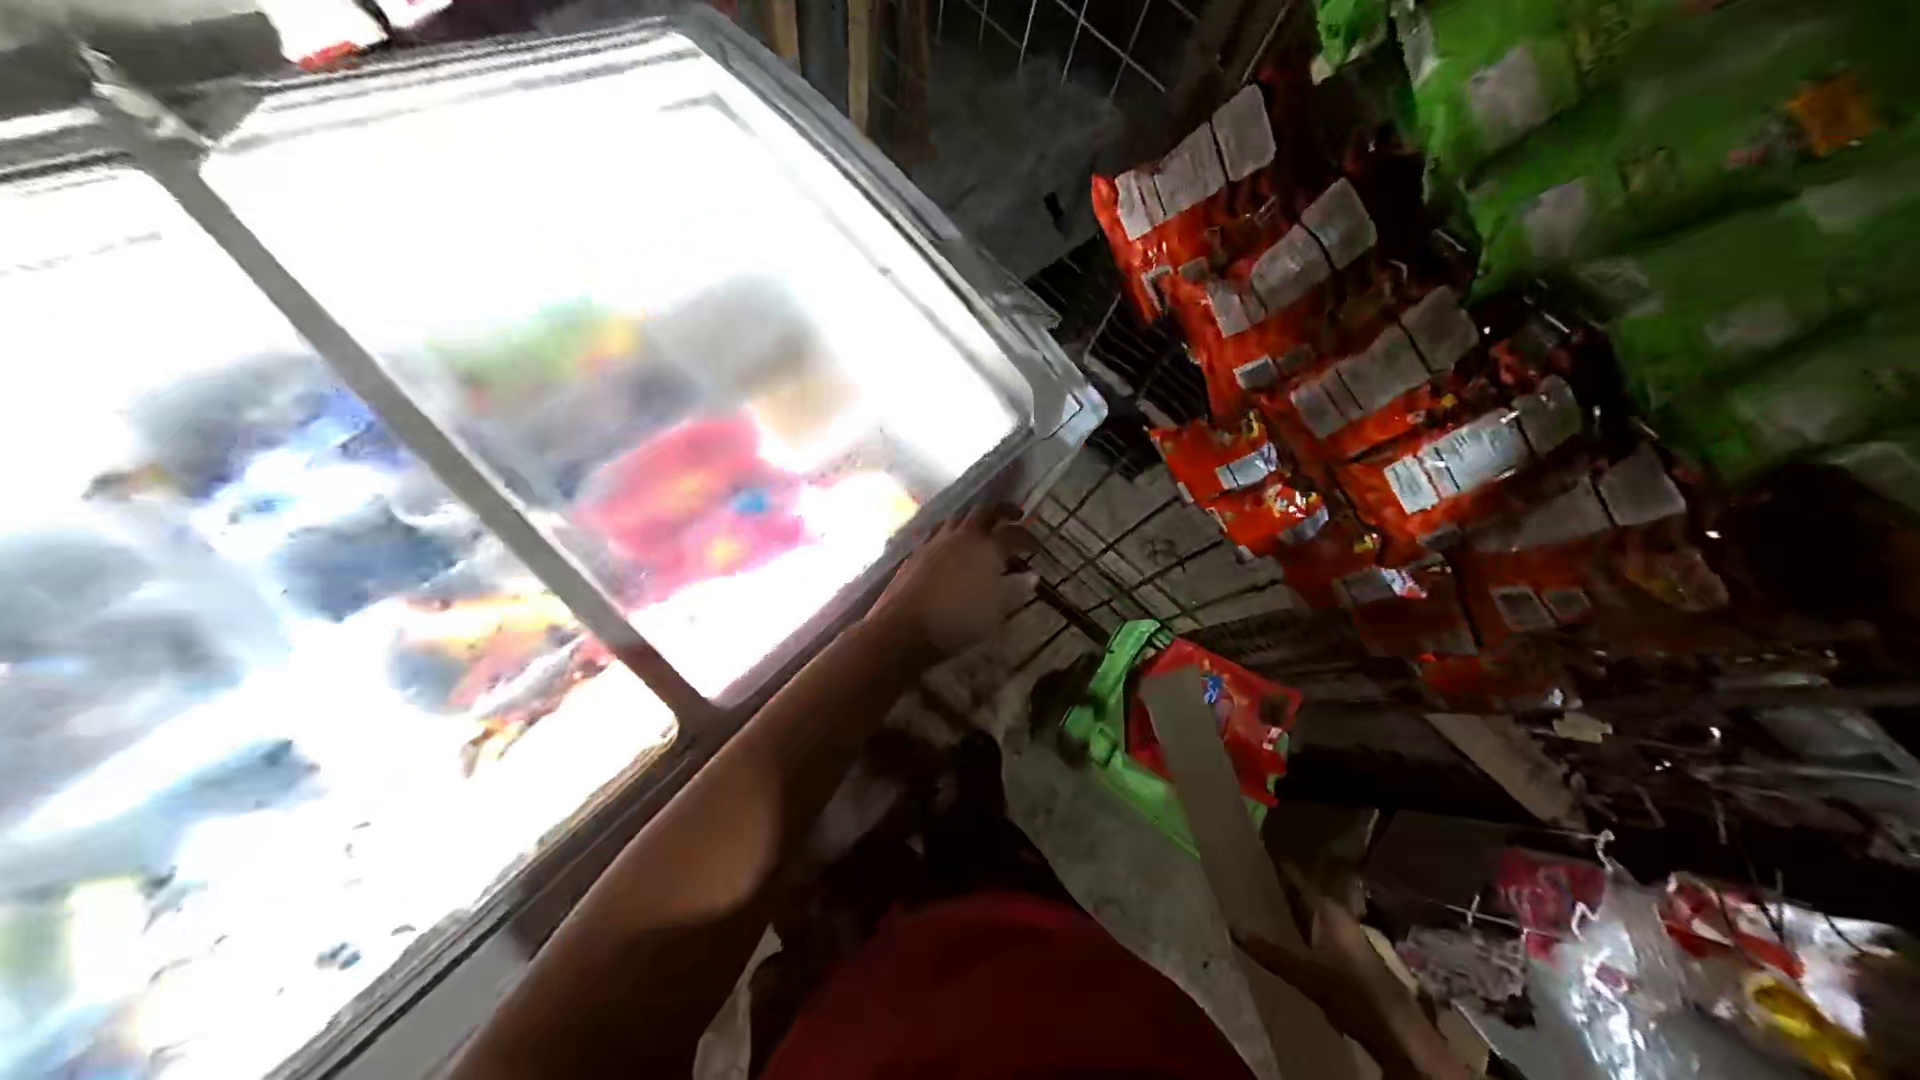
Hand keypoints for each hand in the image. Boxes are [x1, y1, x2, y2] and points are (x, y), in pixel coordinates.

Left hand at [867, 504, 1038, 660]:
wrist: (903, 627)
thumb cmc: (957, 621)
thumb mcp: (995, 612)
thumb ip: (1014, 591)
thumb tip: (1031, 576)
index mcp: (987, 548)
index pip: (1013, 533)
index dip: (1027, 536)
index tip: (1036, 544)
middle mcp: (962, 536)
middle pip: (985, 511)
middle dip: (1002, 510)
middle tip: (1014, 515)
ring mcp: (936, 541)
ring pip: (959, 515)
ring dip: (975, 515)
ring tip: (982, 524)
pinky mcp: (917, 551)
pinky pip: (938, 529)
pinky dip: (951, 528)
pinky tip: (950, 540)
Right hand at [1238, 896, 1469, 1079]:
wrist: (1399, 1035)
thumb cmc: (1353, 994)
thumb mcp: (1306, 975)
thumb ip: (1271, 952)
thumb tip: (1233, 928)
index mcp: (1331, 912)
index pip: (1298, 883)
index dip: (1276, 876)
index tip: (1249, 870)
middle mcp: (1343, 919)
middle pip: (1305, 903)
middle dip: (1281, 901)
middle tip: (1250, 897)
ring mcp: (1351, 940)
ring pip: (1313, 924)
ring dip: (1293, 923)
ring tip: (1264, 921)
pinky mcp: (1354, 962)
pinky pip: (1321, 941)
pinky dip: (1305, 942)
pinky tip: (1290, 950)